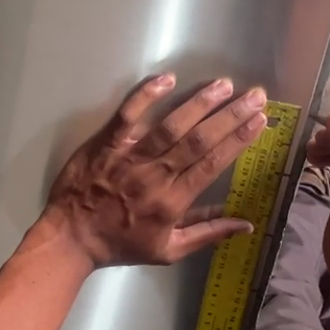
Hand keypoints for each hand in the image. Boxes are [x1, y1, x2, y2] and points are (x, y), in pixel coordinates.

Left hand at [40, 74, 266, 267]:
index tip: (259, 121)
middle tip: (255, 96)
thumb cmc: (120, 244)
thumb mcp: (168, 250)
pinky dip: (146, 95)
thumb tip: (246, 224)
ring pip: (170, 126)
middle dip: (230, 117)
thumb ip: (207, 233)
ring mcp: (129, 157)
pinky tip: (168, 78)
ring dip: (199, 103)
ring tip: (224, 85)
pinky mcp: (105, 144)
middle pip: (198, 141)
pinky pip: (127, 115)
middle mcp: (155, 177)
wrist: (70, 238)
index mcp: (172, 203)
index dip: (238, 141)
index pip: (212, 165)